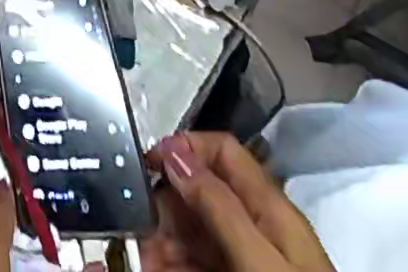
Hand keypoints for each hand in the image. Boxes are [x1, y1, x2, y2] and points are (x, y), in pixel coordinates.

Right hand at [141, 133, 335, 271]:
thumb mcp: (260, 262)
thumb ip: (219, 206)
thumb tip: (175, 153)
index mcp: (269, 209)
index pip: (223, 151)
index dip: (184, 147)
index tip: (150, 163)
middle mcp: (255, 227)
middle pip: (199, 191)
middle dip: (164, 203)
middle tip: (137, 224)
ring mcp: (244, 259)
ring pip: (190, 230)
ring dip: (160, 238)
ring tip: (143, 257)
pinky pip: (192, 262)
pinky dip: (170, 262)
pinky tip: (153, 266)